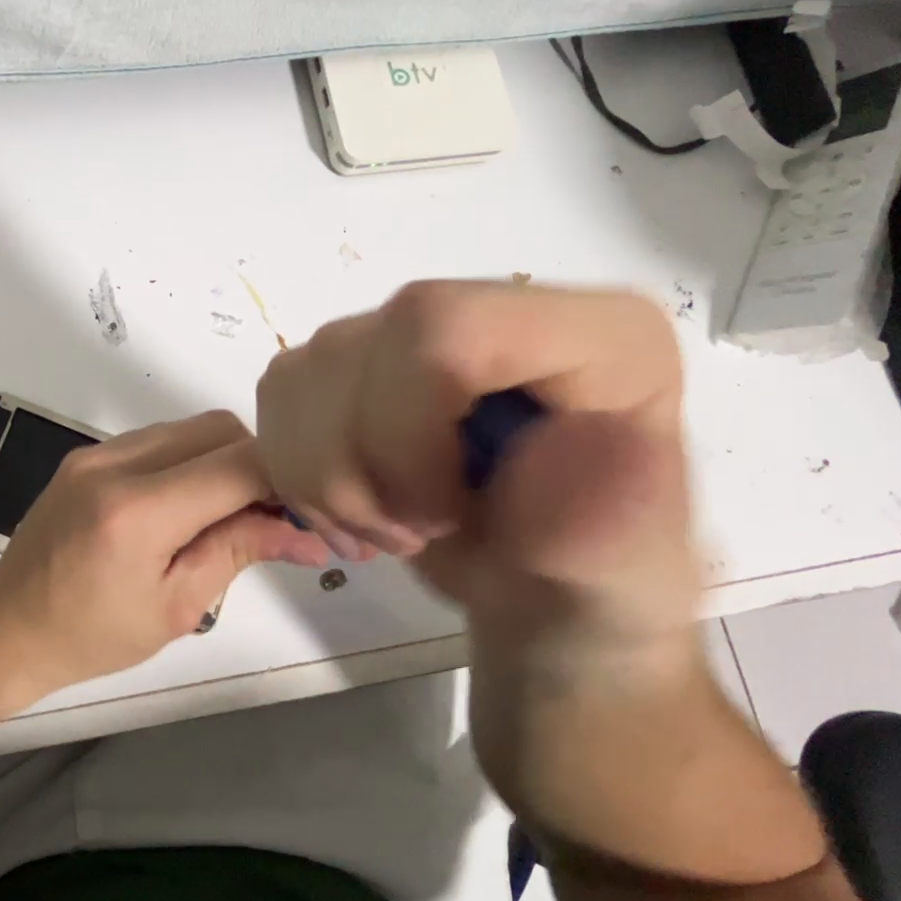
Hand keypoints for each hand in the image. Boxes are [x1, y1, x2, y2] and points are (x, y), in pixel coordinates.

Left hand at [0, 410, 330, 694]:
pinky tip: (190, 506)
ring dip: (223, 461)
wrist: (8, 625)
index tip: (309, 516)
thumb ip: (238, 552)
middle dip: (259, 465)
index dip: (287, 482)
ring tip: (232, 516)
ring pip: (189, 428)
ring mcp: (95, 453)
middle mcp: (114, 464)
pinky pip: (157, 439)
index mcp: (137, 511)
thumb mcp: (175, 607)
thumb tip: (307, 533)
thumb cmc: (92, 636)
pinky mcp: (86, 455)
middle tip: (272, 519)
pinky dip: (189, 461)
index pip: (239, 464)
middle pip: (219, 429)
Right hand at [254, 281, 697, 665]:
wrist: (540, 590)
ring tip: (386, 528)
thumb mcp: (620, 578)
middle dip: (358, 469)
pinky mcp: (354, 359)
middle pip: (355, 352)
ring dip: (322, 480)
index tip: (440, 519)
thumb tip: (573, 440)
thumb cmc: (587, 585)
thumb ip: (609, 516)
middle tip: (409, 534)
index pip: (444, 330)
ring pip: (304, 375)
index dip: (407, 433)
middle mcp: (496, 311)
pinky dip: (295, 470)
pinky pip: (279, 395)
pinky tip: (350, 508)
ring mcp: (413, 331)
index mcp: (591, 337)